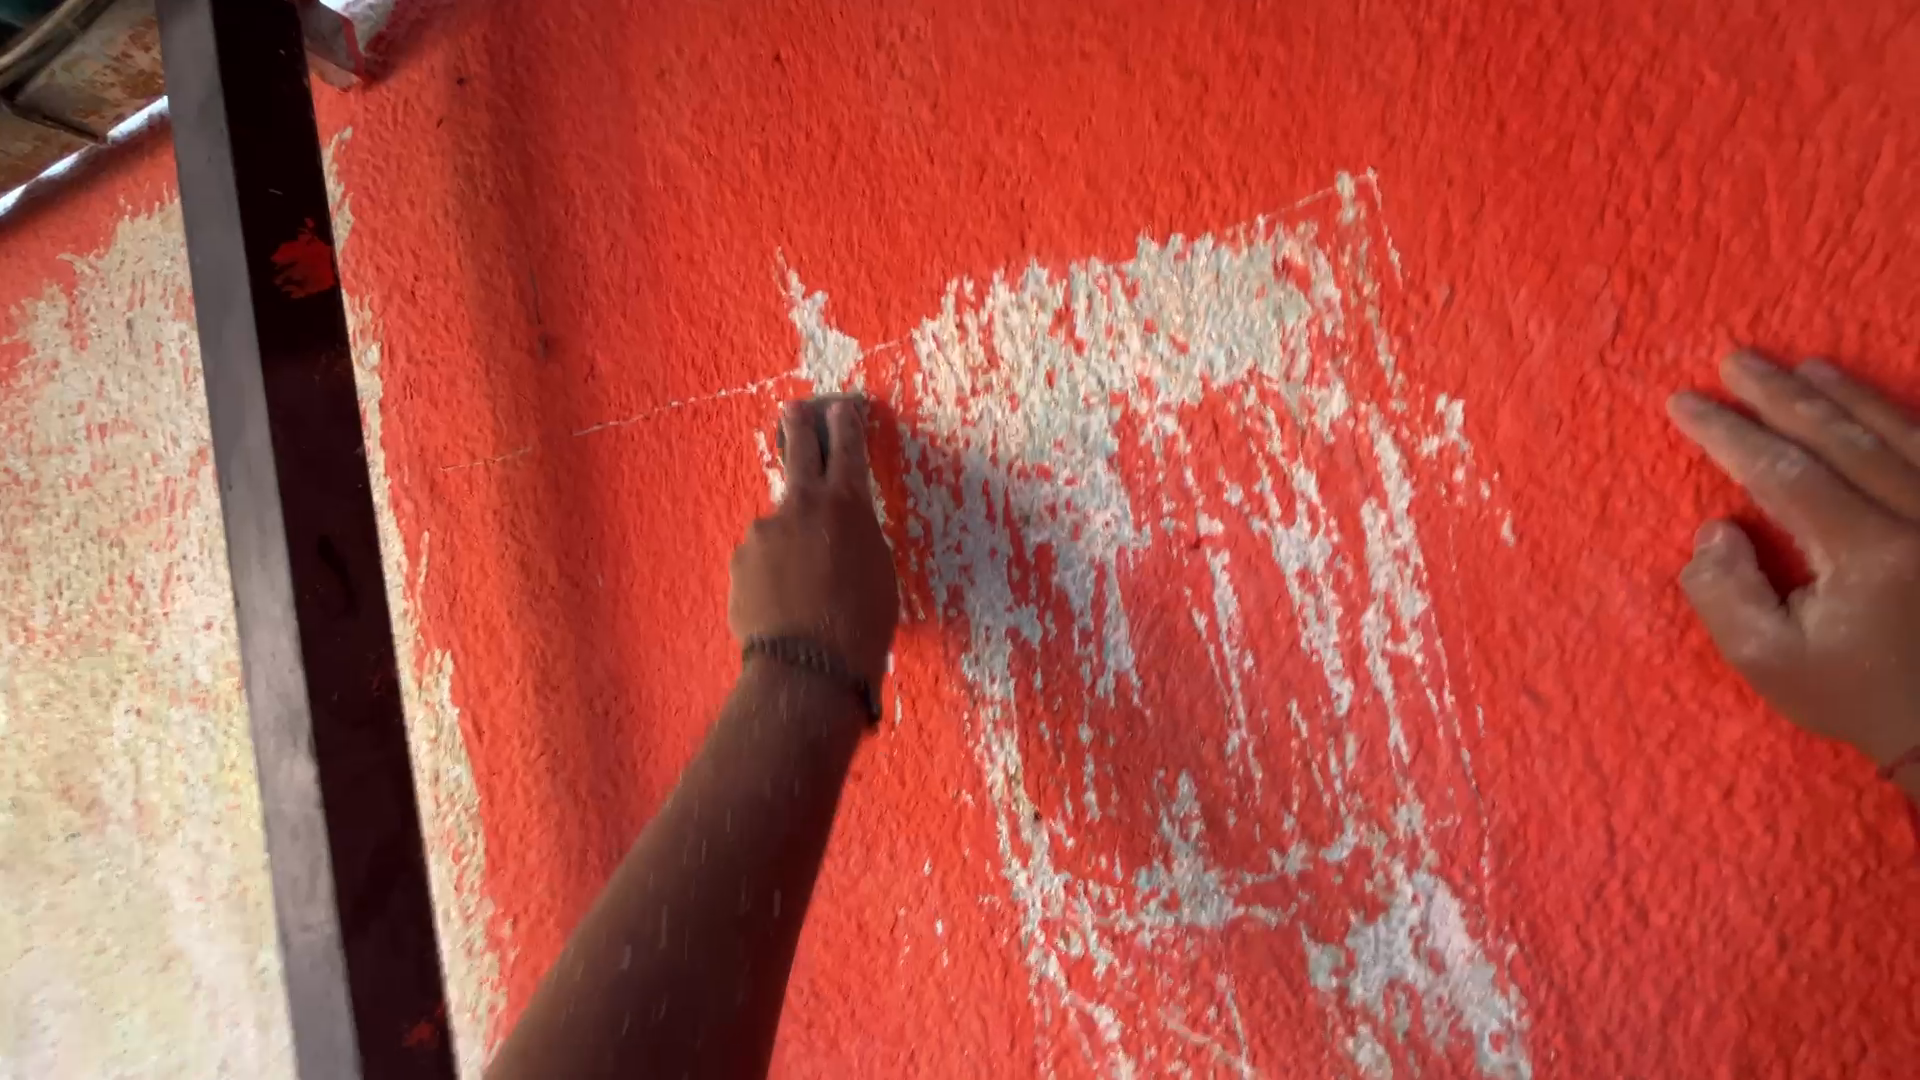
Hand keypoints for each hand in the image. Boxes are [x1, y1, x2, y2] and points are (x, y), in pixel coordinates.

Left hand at [729, 399, 898, 684]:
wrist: (808, 665)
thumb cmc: (862, 622)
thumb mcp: (878, 568)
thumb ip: (858, 534)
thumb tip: (840, 528)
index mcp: (847, 504)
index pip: (847, 446)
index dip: (846, 423)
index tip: (843, 408)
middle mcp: (802, 504)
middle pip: (798, 448)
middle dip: (800, 424)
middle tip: (796, 410)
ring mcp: (765, 528)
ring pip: (781, 520)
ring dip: (790, 537)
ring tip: (804, 582)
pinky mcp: (741, 556)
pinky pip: (762, 554)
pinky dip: (772, 569)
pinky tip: (783, 598)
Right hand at [1668, 351, 1919, 772]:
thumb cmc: (1854, 694)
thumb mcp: (1762, 656)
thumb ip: (1723, 590)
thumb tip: (1718, 528)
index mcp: (1872, 554)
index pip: (1784, 471)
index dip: (1728, 432)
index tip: (1683, 403)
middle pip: (1845, 439)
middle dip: (1780, 397)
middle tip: (1734, 360)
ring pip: (1905, 436)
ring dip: (1844, 397)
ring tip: (1798, 367)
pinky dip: (1908, 418)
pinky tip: (1880, 399)